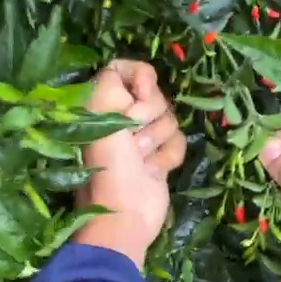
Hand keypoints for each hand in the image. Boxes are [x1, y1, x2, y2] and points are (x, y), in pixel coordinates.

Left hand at [73, 60, 185, 268]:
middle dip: (148, 116)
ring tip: (140, 159)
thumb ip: (115, 78)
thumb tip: (142, 76)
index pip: (126, 69)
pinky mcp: (160, 156)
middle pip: (155, 93)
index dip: (140, 78)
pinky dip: (167, 157)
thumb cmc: (109, 163)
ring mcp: (142, 137)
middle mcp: (121, 116)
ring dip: (157, 140)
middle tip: (131, 139)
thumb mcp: (101, 111)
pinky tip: (153, 172)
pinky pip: (179, 141)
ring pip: (170, 118)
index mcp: (101, 102)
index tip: (141, 93)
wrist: (125, 212)